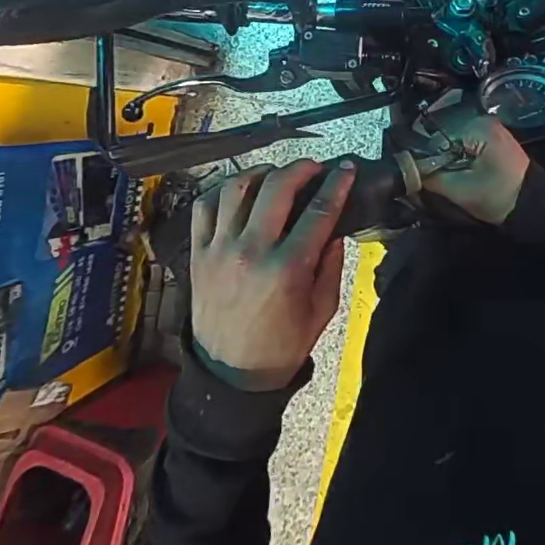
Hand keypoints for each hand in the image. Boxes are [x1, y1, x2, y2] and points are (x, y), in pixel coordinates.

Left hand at [190, 160, 355, 390]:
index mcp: (287, 269)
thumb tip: (333, 228)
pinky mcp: (197, 254)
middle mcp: (251, 251)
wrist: (229, 377)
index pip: (318, 211)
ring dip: (262, 172)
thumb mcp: (322, 309)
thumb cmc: (282, 346)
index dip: (336, 184)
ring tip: (277, 174)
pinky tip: (241, 190)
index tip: (346, 169)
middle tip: (314, 167)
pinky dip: (223, 190)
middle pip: (277, 187)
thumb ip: (330, 265)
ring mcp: (218, 250)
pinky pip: (204, 207)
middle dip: (301, 168)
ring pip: (237, 188)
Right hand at [421, 108, 530, 224]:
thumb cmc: (498, 197)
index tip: (412, 170)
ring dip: (445, 157)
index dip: (422, 154)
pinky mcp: (493, 140)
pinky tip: (452, 172)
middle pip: (445, 135)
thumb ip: (430, 177)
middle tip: (421, 174)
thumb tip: (406, 170)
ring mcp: (490, 129)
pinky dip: (457, 157)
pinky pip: (466, 144)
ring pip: (454, 141)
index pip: (436, 134)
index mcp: (478, 126)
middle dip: (433, 155)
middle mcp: (484, 120)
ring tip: (435, 175)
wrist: (534, 206)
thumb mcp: (460, 190)